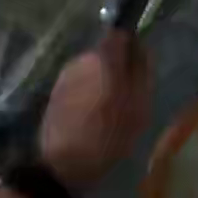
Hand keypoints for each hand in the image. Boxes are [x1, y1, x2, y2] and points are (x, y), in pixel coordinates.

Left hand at [40, 31, 150, 195]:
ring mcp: (65, 75)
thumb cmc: (110, 135)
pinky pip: (80, 84)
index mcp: (103, 59)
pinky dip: (89, 93)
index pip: (120, 34)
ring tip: (111, 109)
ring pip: (92, 69)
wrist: (65, 163)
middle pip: (106, 53)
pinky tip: (93, 116)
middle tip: (130, 96)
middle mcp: (81, 59)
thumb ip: (142, 73)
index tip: (141, 68)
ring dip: (103, 82)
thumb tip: (142, 48)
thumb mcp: (139, 106)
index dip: (133, 47)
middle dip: (118, 68)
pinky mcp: (55, 92)